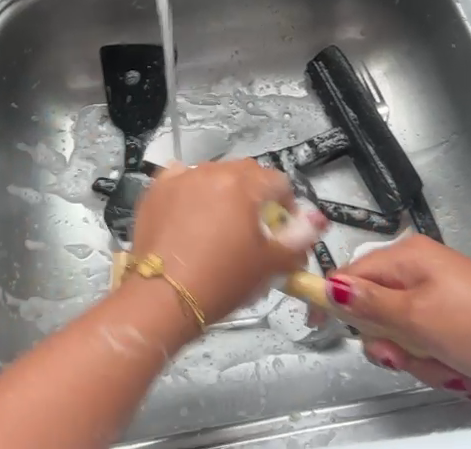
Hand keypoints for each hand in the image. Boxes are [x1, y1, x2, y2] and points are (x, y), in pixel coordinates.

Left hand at [126, 160, 325, 327]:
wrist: (162, 297)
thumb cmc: (222, 281)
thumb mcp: (269, 265)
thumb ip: (298, 239)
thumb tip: (315, 221)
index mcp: (244, 185)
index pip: (278, 181)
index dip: (288, 203)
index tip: (285, 228)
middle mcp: (212, 171)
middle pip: (245, 172)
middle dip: (256, 194)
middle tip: (255, 227)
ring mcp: (181, 178)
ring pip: (212, 174)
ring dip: (224, 191)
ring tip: (221, 224)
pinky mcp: (155, 190)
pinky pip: (180, 180)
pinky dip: (190, 190)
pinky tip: (190, 213)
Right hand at [324, 235, 470, 404]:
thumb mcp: (420, 319)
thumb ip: (371, 304)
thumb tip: (328, 284)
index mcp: (408, 257)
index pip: (351, 272)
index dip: (333, 299)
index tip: (318, 328)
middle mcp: (421, 273)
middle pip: (374, 308)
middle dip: (389, 341)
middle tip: (407, 355)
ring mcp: (441, 301)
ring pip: (401, 336)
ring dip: (418, 360)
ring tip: (447, 366)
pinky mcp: (458, 328)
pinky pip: (428, 348)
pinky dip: (439, 365)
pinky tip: (462, 372)